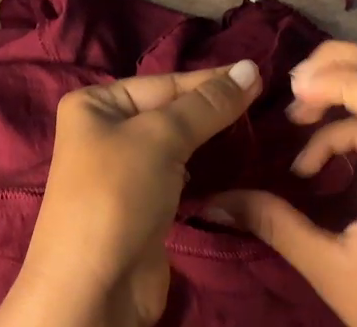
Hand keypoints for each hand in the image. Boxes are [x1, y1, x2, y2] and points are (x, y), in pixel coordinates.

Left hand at [0, 60, 262, 326]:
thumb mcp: (161, 138)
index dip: (211, 81)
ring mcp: (124, 171)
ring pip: (177, 145)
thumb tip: (250, 67)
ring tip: (258, 128)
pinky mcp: (143, 207)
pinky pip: (180, 176)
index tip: (259, 75)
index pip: (163, 83)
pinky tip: (234, 164)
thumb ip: (207, 105)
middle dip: (213, 110)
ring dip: (212, 141)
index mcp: (95, 103)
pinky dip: (205, 170)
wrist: (92, 290)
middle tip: (265, 102)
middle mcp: (105, 131)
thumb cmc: (117, 194)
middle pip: (170, 111)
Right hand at [211, 42, 356, 326]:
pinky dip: (350, 123)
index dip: (341, 78)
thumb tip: (217, 200)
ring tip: (297, 122)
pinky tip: (319, 162)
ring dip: (342, 94)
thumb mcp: (333, 275)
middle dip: (340, 63)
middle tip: (295, 86)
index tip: (296, 93)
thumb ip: (277, 227)